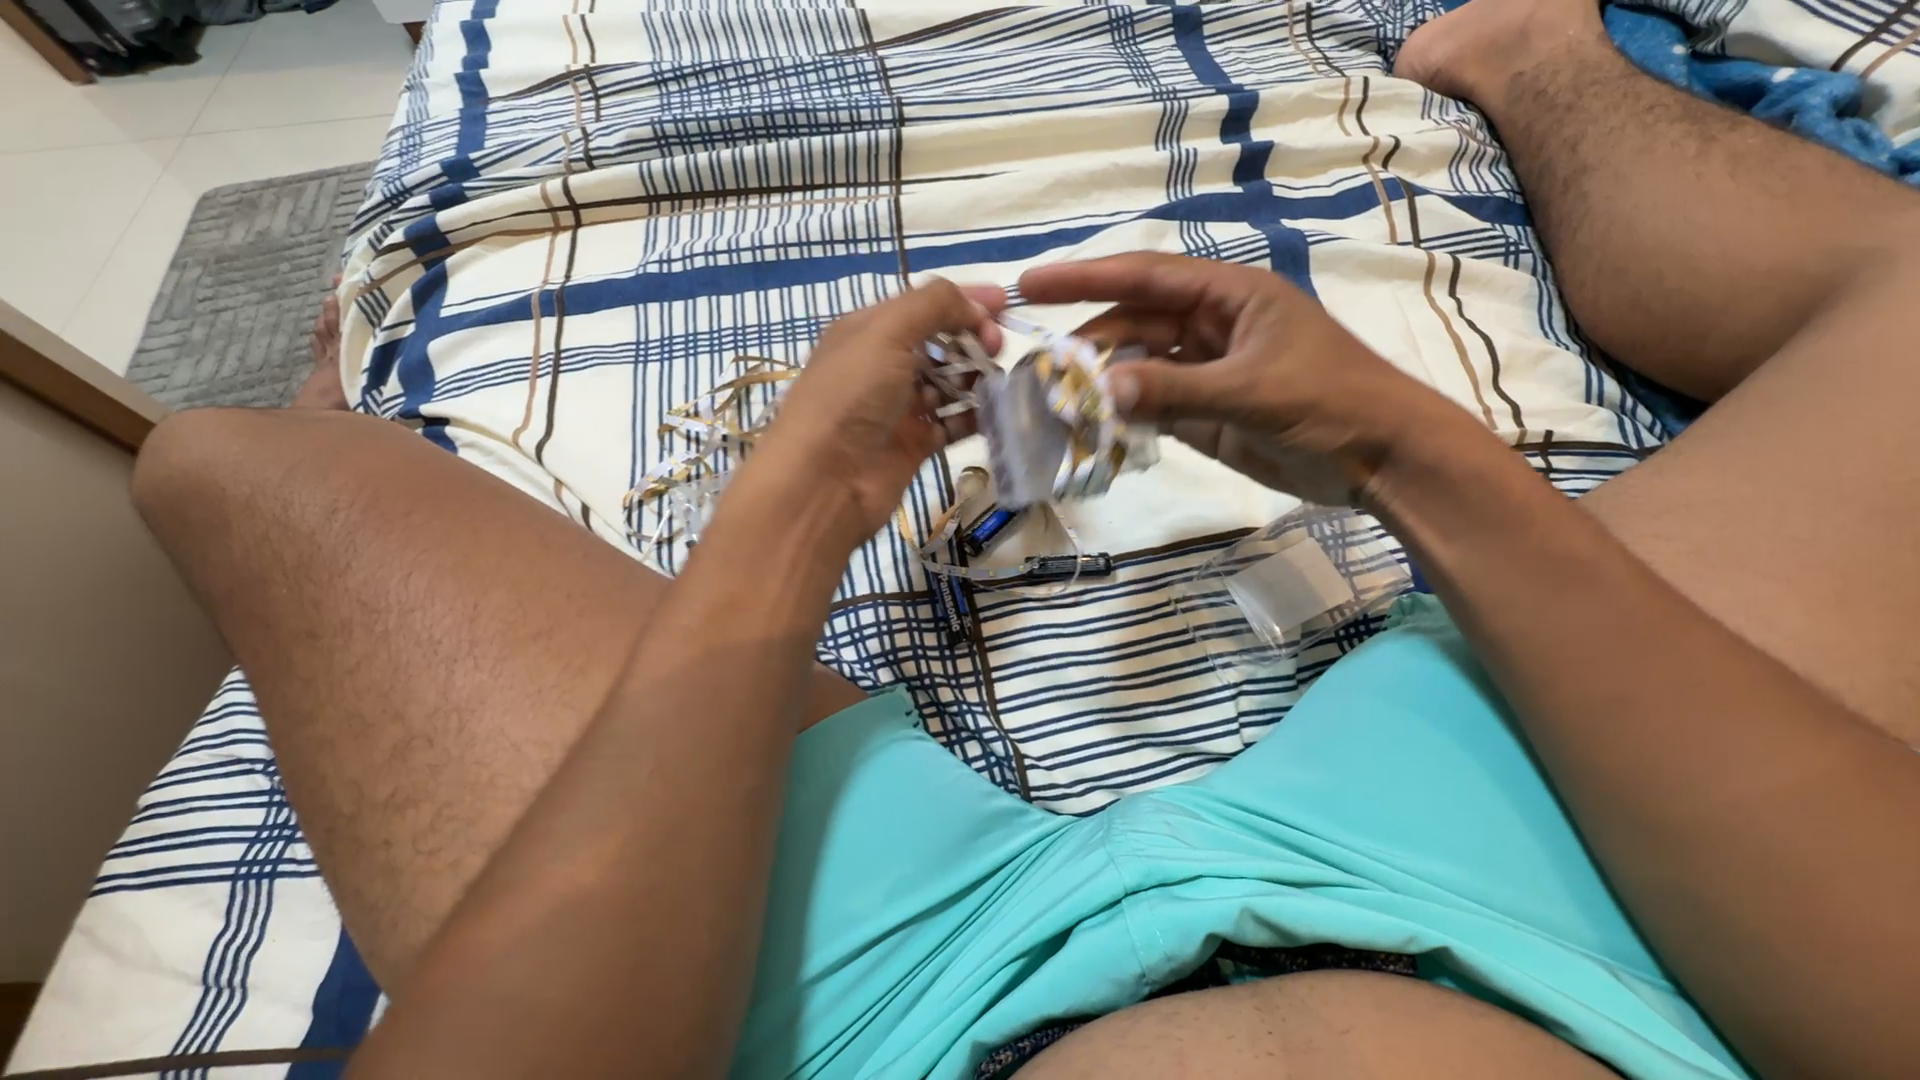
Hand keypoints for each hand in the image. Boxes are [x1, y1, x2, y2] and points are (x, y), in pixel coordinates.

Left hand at [751, 280, 1005, 541]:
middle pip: (940, 342)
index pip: (924, 304)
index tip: (1005, 303)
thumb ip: (932, 306)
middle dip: (973, 338)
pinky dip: (975, 416)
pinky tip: (995, 411)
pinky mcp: (914, 444)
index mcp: (869, 330)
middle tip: (997, 346)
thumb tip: (975, 308)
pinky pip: (953, 423)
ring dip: (976, 377)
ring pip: (949, 383)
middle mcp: (883, 365)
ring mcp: (900, 407)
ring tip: (998, 379)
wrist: (823, 481)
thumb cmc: (849, 396)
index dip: (964, 299)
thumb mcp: (885, 332)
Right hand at [1019, 253, 1482, 507]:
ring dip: (1103, 382)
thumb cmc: (1330, 402)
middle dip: (1089, 341)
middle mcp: (1212, 326)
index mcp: (1231, 296)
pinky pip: (1153, 407)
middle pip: (1135, 323)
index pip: (1146, 277)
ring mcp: (1208, 371)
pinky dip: (1124, 416)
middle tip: (1038, 365)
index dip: (1086, 278)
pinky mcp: (1207, 414)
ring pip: (1140, 367)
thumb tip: (1102, 390)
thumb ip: (1175, 390)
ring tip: (1057, 400)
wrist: (1382, 459)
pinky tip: (1094, 425)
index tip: (1031, 284)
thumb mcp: (1251, 391)